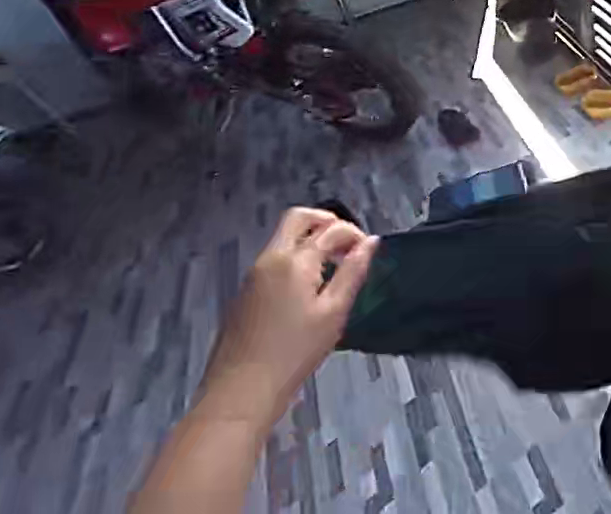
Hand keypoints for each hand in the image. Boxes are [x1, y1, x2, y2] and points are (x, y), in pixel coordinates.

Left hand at [195, 208, 377, 427]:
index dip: (353, 234)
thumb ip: (353, 273)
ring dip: (309, 238)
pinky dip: (294, 256)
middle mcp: (272, 256)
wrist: (240, 391)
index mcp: (296, 260)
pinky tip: (307, 286)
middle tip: (345, 241)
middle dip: (325, 221)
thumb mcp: (333, 314)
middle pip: (298, 218)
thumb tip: (370, 243)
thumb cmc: (294, 354)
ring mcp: (254, 271)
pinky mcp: (245, 289)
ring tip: (331, 265)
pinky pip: (274, 257)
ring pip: (284, 237)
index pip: (331, 230)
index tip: (366, 249)